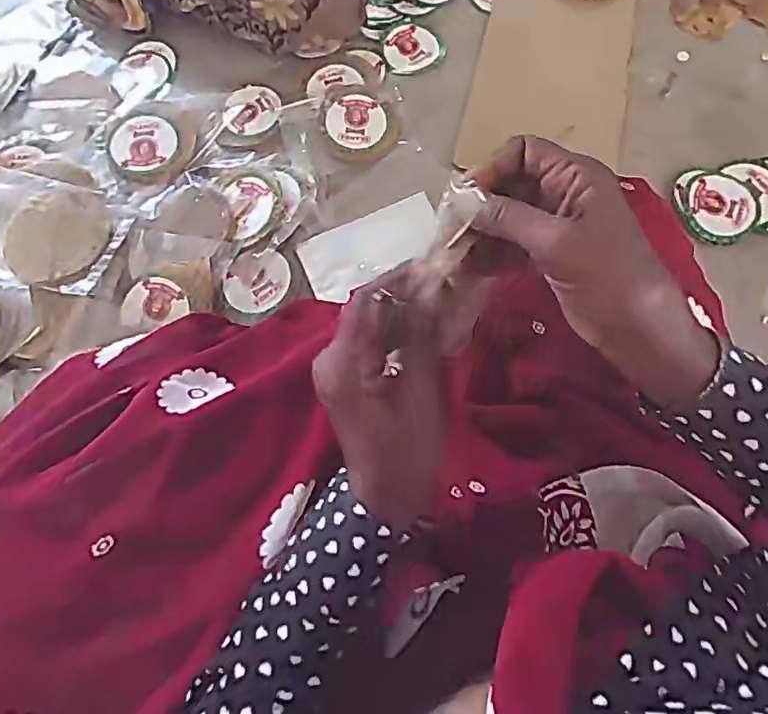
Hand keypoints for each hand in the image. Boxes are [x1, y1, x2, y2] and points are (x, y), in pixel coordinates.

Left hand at [311, 264, 465, 529]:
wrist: (385, 500)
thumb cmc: (408, 449)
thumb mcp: (421, 388)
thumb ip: (420, 332)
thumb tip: (428, 283)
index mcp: (342, 361)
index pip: (364, 300)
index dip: (397, 279)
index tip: (432, 268)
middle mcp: (328, 358)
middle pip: (363, 309)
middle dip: (400, 293)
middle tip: (439, 286)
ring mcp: (332, 369)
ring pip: (366, 322)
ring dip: (398, 311)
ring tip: (435, 304)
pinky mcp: (341, 377)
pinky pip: (365, 340)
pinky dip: (391, 331)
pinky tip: (418, 331)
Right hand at [467, 136, 718, 407]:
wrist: (640, 331)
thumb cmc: (609, 276)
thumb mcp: (557, 242)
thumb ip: (509, 217)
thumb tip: (465, 201)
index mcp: (576, 177)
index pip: (525, 152)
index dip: (493, 167)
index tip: (466, 196)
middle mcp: (564, 193)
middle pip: (512, 184)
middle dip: (481, 204)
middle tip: (450, 227)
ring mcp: (556, 226)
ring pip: (508, 217)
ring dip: (481, 231)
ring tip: (451, 252)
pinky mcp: (550, 255)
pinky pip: (513, 244)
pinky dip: (492, 253)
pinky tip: (468, 268)